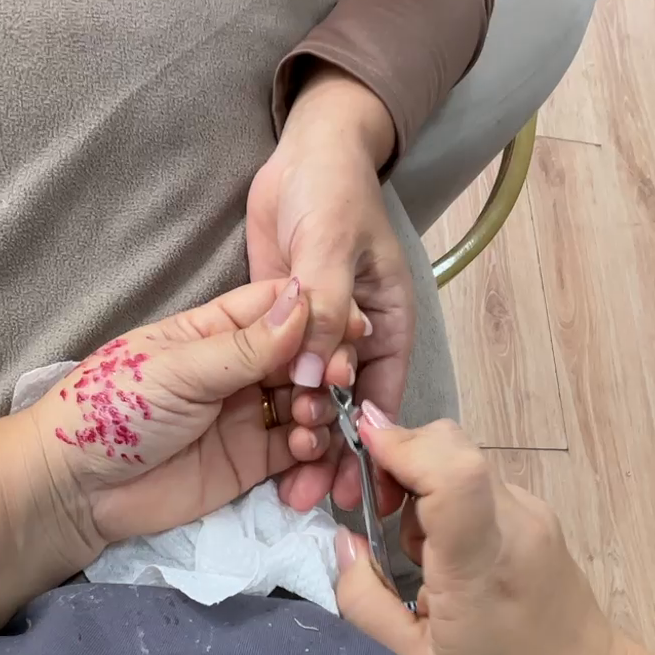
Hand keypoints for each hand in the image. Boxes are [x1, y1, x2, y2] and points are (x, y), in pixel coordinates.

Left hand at [22, 278, 313, 544]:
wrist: (79, 491)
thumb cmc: (113, 412)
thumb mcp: (177, 370)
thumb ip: (243, 346)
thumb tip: (304, 299)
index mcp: (215, 332)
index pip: (278, 309)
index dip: (317, 315)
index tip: (352, 327)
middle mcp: (239, 370)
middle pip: (302, 358)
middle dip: (325, 368)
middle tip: (333, 382)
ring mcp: (247, 416)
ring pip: (307, 404)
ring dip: (322, 410)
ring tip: (311, 421)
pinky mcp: (251, 461)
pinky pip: (297, 450)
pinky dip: (313, 450)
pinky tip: (307, 450)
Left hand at [247, 65, 414, 513]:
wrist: (296, 158)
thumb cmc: (326, 194)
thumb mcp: (326, 248)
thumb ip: (323, 310)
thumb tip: (321, 380)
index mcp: (381, 323)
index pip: (382, 394)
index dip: (372, 441)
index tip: (358, 481)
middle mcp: (351, 345)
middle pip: (347, 414)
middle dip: (336, 457)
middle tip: (318, 496)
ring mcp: (311, 349)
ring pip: (313, 413)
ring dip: (307, 450)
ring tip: (296, 493)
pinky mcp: (278, 346)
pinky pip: (281, 396)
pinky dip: (280, 427)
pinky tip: (272, 463)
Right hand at [330, 410, 625, 654]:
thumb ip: (363, 601)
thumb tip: (344, 540)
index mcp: (480, 564)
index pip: (453, 475)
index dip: (403, 446)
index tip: (362, 441)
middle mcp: (513, 522)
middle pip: (451, 447)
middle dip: (398, 457)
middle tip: (375, 507)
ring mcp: (530, 511)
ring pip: (459, 457)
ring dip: (418, 480)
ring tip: (413, 546)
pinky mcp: (534, 511)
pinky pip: (474, 478)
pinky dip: (441, 493)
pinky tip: (441, 545)